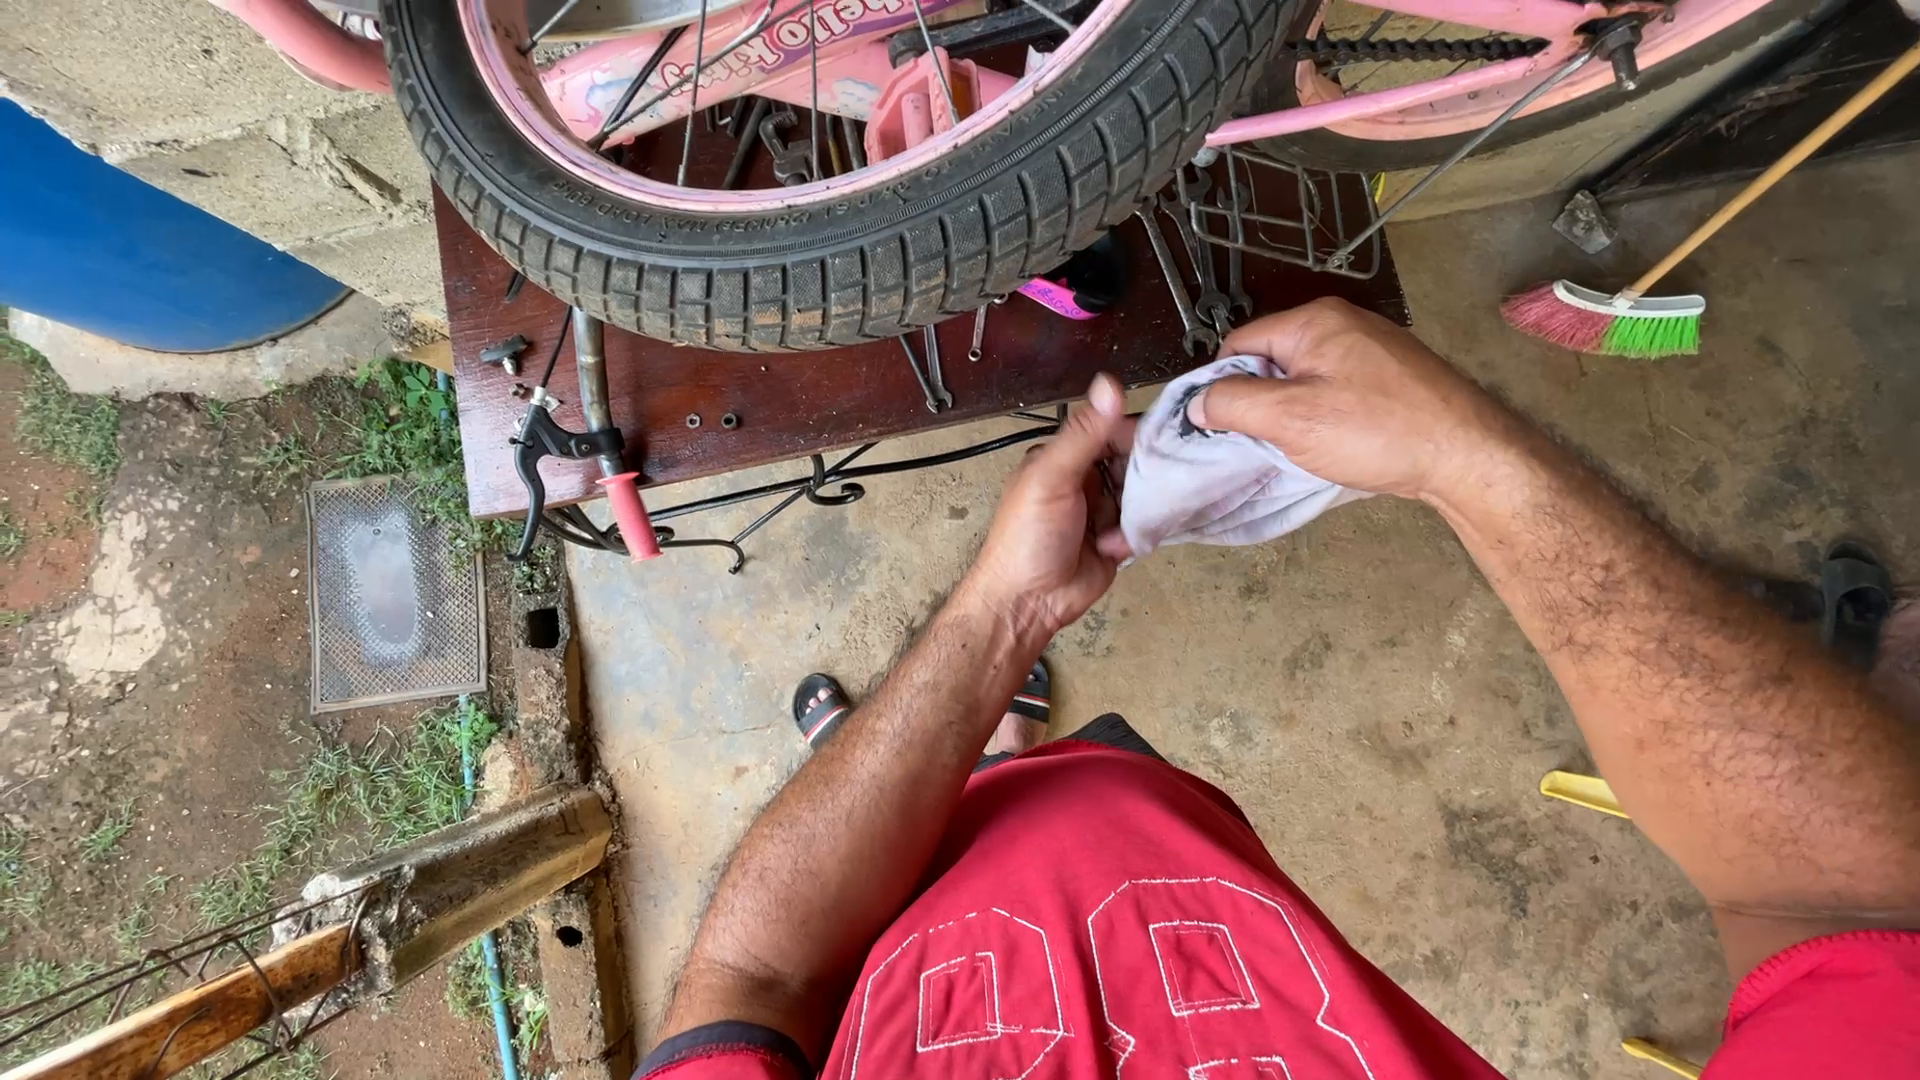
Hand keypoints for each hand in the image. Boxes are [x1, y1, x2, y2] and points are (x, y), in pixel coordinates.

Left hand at [962, 374, 1134, 640]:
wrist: (1027, 603)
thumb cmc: (1027, 538)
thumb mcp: (1051, 479)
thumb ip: (1083, 435)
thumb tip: (1108, 384)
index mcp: (1065, 457)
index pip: (1112, 430)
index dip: (1137, 434)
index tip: (1165, 440)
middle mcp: (1086, 479)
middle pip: (1135, 462)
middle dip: (1148, 474)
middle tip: (1159, 485)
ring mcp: (1103, 510)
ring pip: (1145, 494)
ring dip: (1143, 508)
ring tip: (1126, 520)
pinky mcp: (1117, 540)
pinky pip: (1144, 526)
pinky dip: (1137, 535)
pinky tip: (1115, 546)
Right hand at [1187, 298, 1523, 502]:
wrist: (1468, 455)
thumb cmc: (1376, 432)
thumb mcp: (1289, 419)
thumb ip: (1232, 404)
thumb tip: (1197, 402)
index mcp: (1313, 321)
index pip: (1238, 344)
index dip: (1221, 385)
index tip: (1222, 425)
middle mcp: (1341, 322)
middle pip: (1269, 359)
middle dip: (1257, 399)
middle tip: (1264, 439)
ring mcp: (1368, 347)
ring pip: (1299, 377)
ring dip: (1287, 410)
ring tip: (1299, 443)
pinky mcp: (1387, 373)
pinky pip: (1330, 387)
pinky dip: (1318, 413)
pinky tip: (1331, 439)